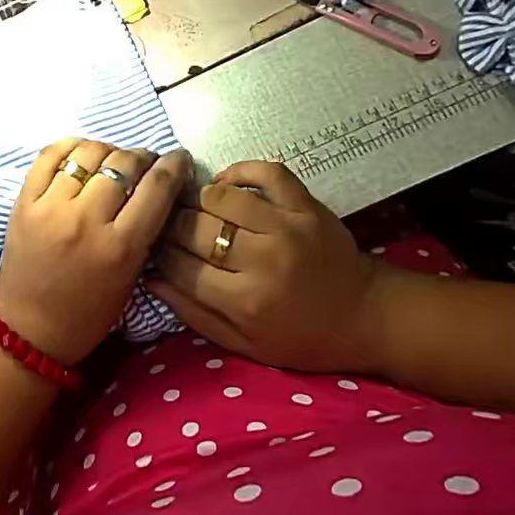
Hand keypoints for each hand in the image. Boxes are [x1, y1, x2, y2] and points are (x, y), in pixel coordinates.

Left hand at [0, 139, 191, 365]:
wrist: (29, 331)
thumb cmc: (89, 313)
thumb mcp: (132, 276)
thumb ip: (147, 231)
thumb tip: (161, 189)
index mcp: (120, 246)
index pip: (157, 186)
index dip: (175, 164)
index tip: (179, 160)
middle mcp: (87, 220)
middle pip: (125, 163)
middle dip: (144, 157)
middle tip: (146, 164)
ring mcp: (51, 208)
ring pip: (90, 153)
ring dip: (109, 151)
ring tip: (112, 161)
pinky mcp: (24, 203)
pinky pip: (50, 156)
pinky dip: (71, 147)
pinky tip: (82, 154)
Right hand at [146, 160, 385, 373]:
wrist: (364, 315)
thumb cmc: (300, 338)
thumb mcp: (244, 344)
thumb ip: (194, 313)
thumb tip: (150, 279)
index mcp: (245, 301)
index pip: (180, 267)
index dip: (158, 254)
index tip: (152, 248)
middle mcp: (263, 260)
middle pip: (195, 229)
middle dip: (172, 226)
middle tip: (167, 226)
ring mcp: (287, 226)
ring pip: (222, 197)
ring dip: (199, 199)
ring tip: (195, 207)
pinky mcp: (306, 205)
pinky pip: (267, 172)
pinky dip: (241, 170)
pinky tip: (226, 183)